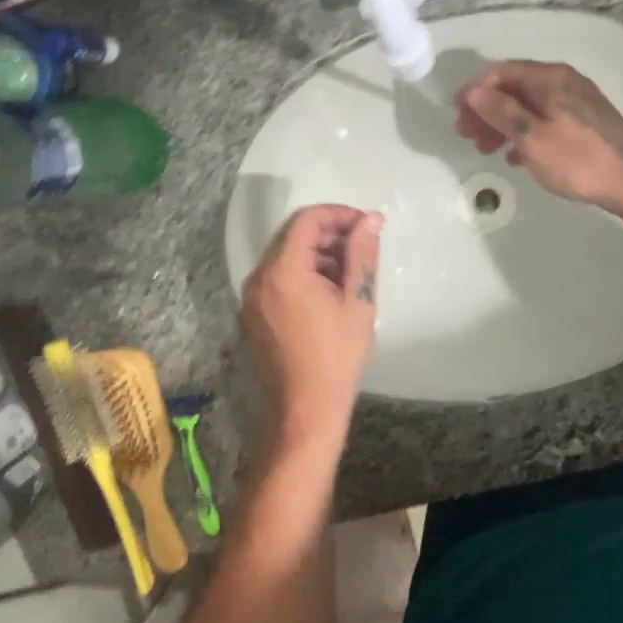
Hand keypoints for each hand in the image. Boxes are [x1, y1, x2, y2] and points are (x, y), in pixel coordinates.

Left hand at [242, 204, 381, 446]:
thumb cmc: (337, 355)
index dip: (338, 215)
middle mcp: (259, 278)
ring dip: (318, 255)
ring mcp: (252, 297)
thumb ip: (362, 255)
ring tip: (351, 272)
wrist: (306, 407)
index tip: (366, 226)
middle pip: (292, 236)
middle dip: (329, 234)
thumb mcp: (358, 301)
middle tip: (363, 246)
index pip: (306, 220)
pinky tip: (330, 293)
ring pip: (285, 258)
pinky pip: (278, 279)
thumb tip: (370, 220)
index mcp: (283, 271)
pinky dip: (304, 274)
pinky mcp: (254, 315)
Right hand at [455, 60, 622, 211]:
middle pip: (515, 88)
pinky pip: (545, 121)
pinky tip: (516, 157)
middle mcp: (564, 82)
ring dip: (504, 124)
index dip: (475, 90)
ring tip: (486, 149)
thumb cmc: (578, 159)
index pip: (502, 72)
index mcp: (550, 78)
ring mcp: (577, 102)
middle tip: (466, 135)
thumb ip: (501, 112)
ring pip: (530, 107)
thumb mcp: (532, 137)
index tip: (456, 114)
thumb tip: (474, 91)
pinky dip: (525, 134)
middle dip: (487, 109)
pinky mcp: (585, 124)